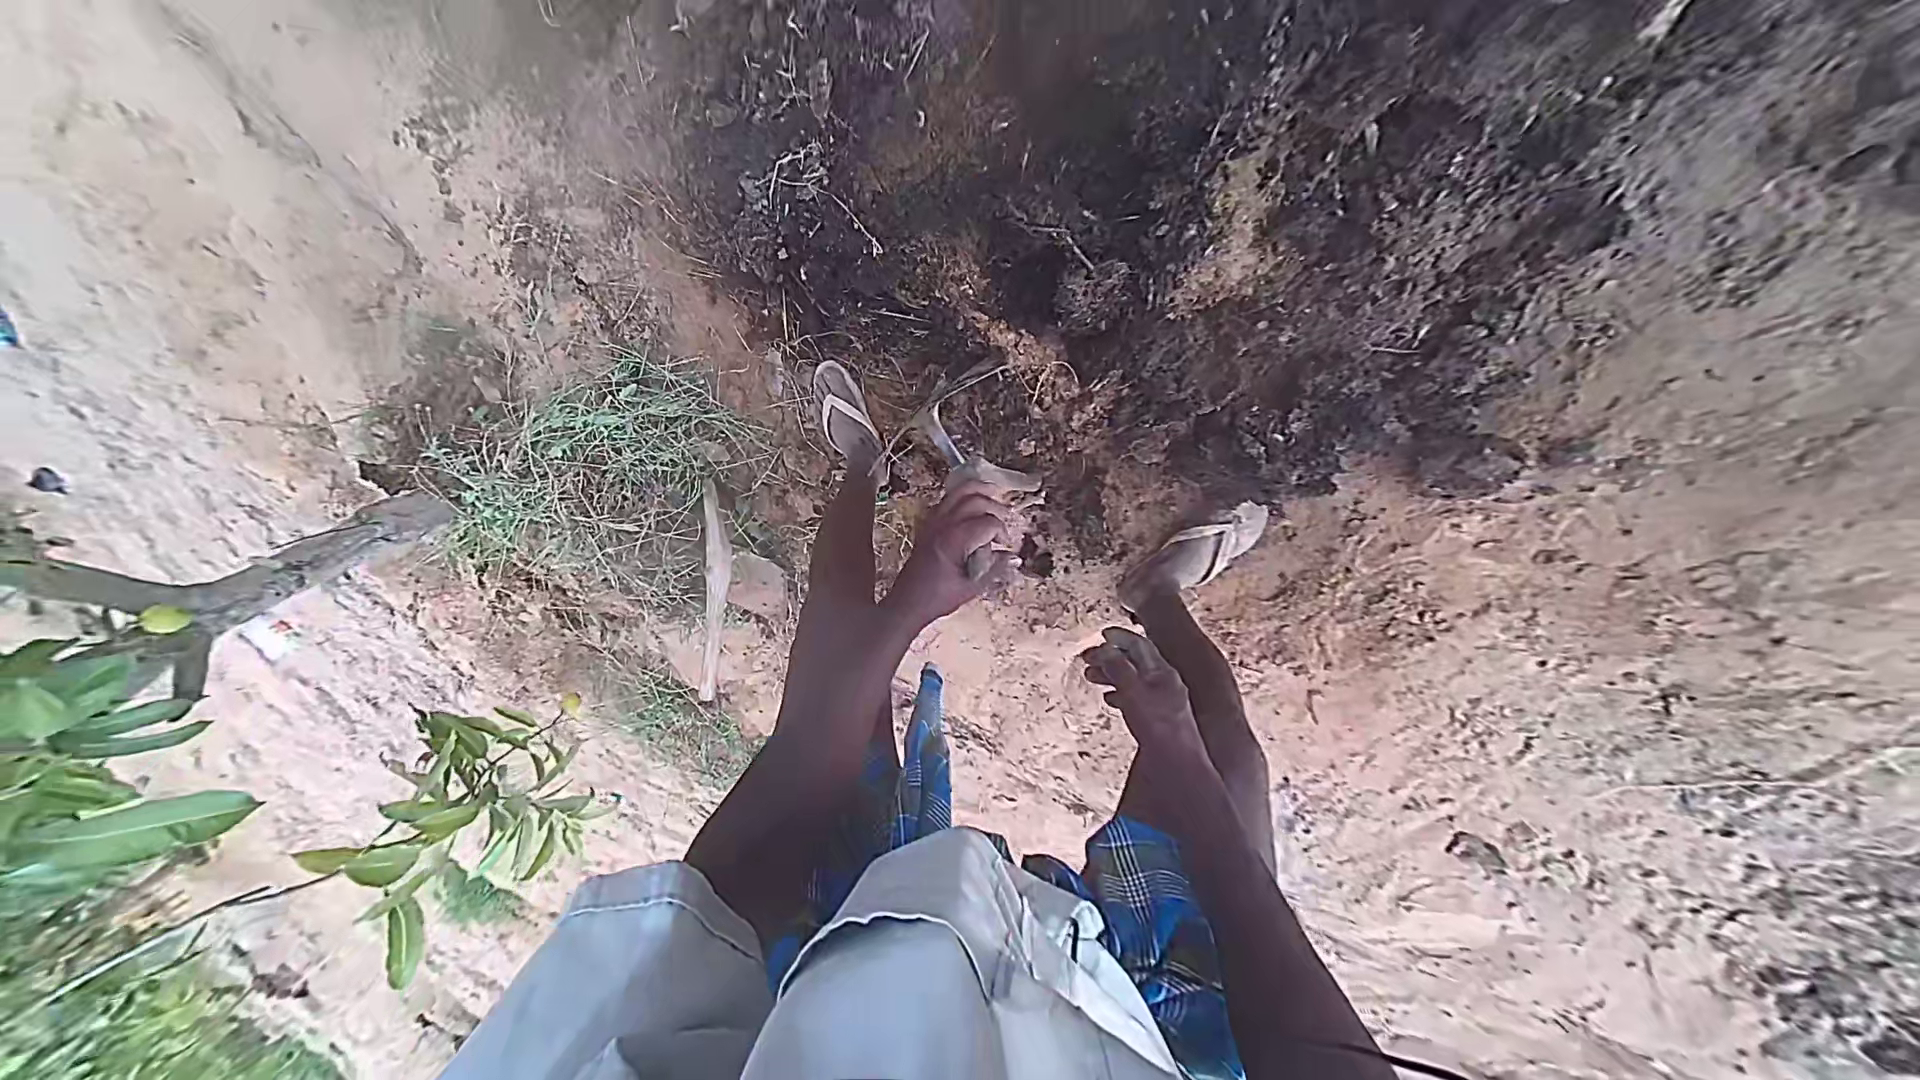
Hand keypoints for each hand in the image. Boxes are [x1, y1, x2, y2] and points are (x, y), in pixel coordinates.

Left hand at [883, 481, 1018, 626]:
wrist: (906, 602)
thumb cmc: (938, 598)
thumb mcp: (972, 587)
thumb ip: (995, 569)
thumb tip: (1014, 557)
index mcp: (955, 539)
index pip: (988, 522)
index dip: (1002, 531)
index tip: (1005, 544)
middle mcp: (943, 524)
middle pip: (975, 500)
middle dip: (995, 507)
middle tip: (1006, 520)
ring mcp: (933, 522)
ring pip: (958, 492)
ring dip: (978, 491)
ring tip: (993, 495)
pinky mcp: (927, 524)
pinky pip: (947, 500)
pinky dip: (961, 497)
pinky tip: (971, 505)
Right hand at [1081, 627, 1207, 763]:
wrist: (1176, 763)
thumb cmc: (1158, 727)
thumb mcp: (1133, 691)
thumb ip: (1118, 668)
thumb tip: (1105, 648)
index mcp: (1162, 672)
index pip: (1140, 645)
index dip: (1120, 637)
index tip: (1103, 635)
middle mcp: (1165, 683)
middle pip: (1135, 662)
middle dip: (1110, 657)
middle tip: (1088, 657)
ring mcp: (1164, 700)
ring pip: (1134, 680)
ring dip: (1111, 675)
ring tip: (1090, 676)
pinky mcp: (1159, 718)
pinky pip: (1136, 697)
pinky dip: (1120, 692)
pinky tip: (1109, 699)